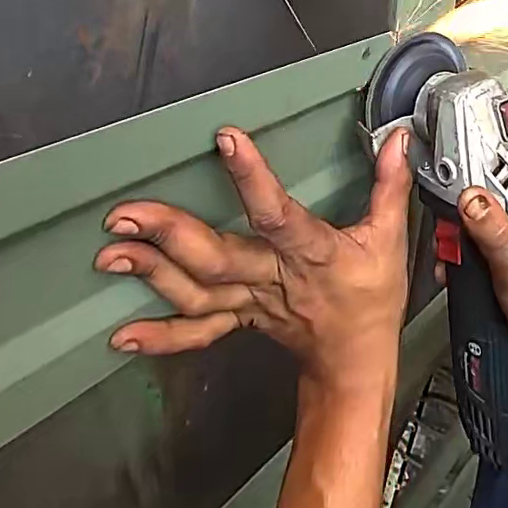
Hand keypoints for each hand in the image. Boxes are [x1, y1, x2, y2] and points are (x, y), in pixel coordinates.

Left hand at [94, 126, 412, 389]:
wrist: (355, 367)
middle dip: (168, 235)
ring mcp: (248, 302)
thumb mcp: (389, 240)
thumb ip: (389, 186)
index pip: (277, 213)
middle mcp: (272, 278)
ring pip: (195, 292)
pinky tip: (123, 333)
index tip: (226, 141)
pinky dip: (158, 335)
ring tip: (111, 254)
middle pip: (216, 257)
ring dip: (150, 273)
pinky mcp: (236, 318)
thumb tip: (397, 140)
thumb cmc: (369, 302)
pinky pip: (195, 331)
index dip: (252, 178)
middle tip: (126, 214)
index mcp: (311, 253)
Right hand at [453, 183, 507, 379]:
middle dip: (458, 218)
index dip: (466, 178)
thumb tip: (468, 196)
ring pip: (479, 219)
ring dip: (459, 239)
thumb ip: (491, 227)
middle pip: (483, 195)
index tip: (444, 191)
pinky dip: (467, 253)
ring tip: (453, 257)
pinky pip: (482, 240)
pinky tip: (461, 267)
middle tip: (450, 239)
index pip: (496, 169)